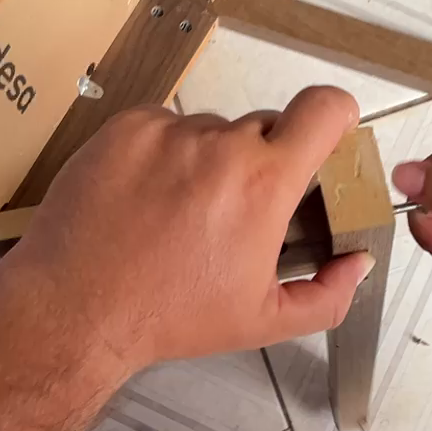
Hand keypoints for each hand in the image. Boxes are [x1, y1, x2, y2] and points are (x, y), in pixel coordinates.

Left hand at [0, 86, 375, 373]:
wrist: (75, 307)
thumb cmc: (168, 315)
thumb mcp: (261, 321)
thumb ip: (326, 295)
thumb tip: (356, 264)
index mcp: (263, 185)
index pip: (324, 108)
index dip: (336, 117)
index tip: (327, 138)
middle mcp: (218, 144)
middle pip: (266, 128)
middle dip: (265, 163)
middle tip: (239, 208)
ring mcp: (167, 131)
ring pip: (213, 130)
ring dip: (211, 161)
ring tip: (182, 212)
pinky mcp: (126, 128)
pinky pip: (167, 127)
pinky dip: (168, 154)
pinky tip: (150, 199)